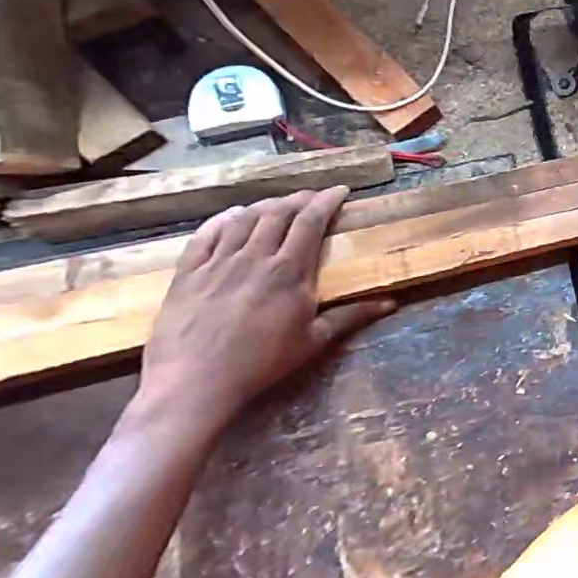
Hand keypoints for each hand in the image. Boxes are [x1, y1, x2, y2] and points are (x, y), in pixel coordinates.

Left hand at [135, 188, 393, 431]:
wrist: (193, 386)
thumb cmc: (261, 363)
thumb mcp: (313, 340)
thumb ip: (351, 316)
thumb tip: (391, 303)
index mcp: (288, 271)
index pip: (310, 221)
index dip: (326, 201)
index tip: (340, 191)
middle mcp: (253, 258)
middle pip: (277, 213)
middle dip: (298, 198)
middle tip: (313, 196)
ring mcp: (216, 265)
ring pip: (243, 219)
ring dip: (265, 205)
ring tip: (278, 203)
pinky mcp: (187, 276)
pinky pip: (204, 236)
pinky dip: (222, 220)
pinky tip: (233, 215)